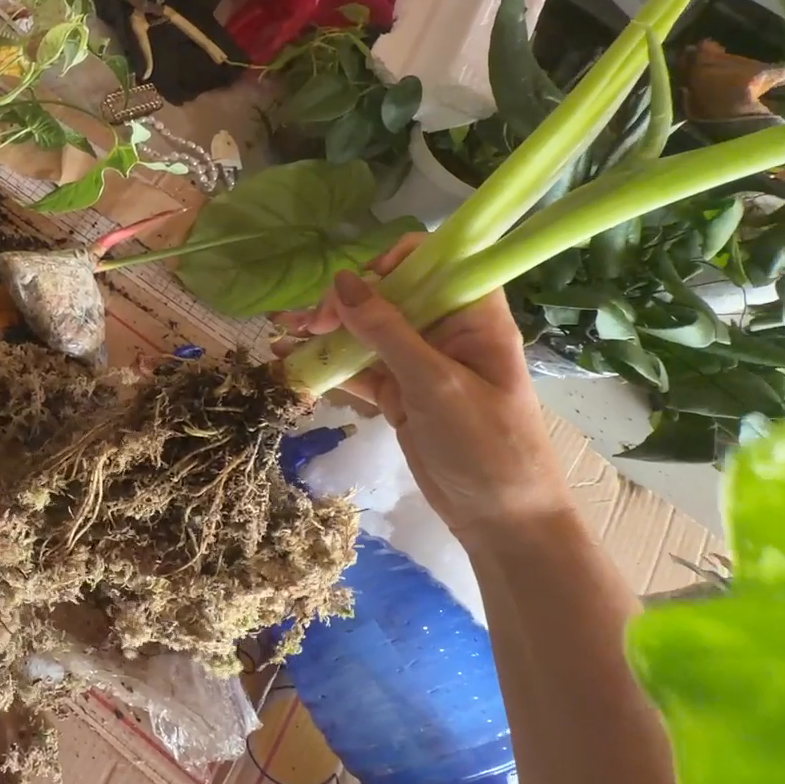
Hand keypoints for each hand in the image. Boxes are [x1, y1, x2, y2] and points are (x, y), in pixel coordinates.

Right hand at [283, 236, 573, 542]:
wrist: (502, 521)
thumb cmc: (486, 447)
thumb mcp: (435, 385)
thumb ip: (386, 331)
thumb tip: (342, 280)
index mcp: (472, 320)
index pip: (438, 264)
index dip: (397, 262)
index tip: (361, 285)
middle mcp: (445, 333)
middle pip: (388, 296)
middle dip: (345, 302)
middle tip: (312, 323)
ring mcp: (418, 363)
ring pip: (365, 330)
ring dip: (324, 329)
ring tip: (283, 332)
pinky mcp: (397, 392)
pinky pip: (354, 366)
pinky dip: (323, 362)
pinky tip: (288, 359)